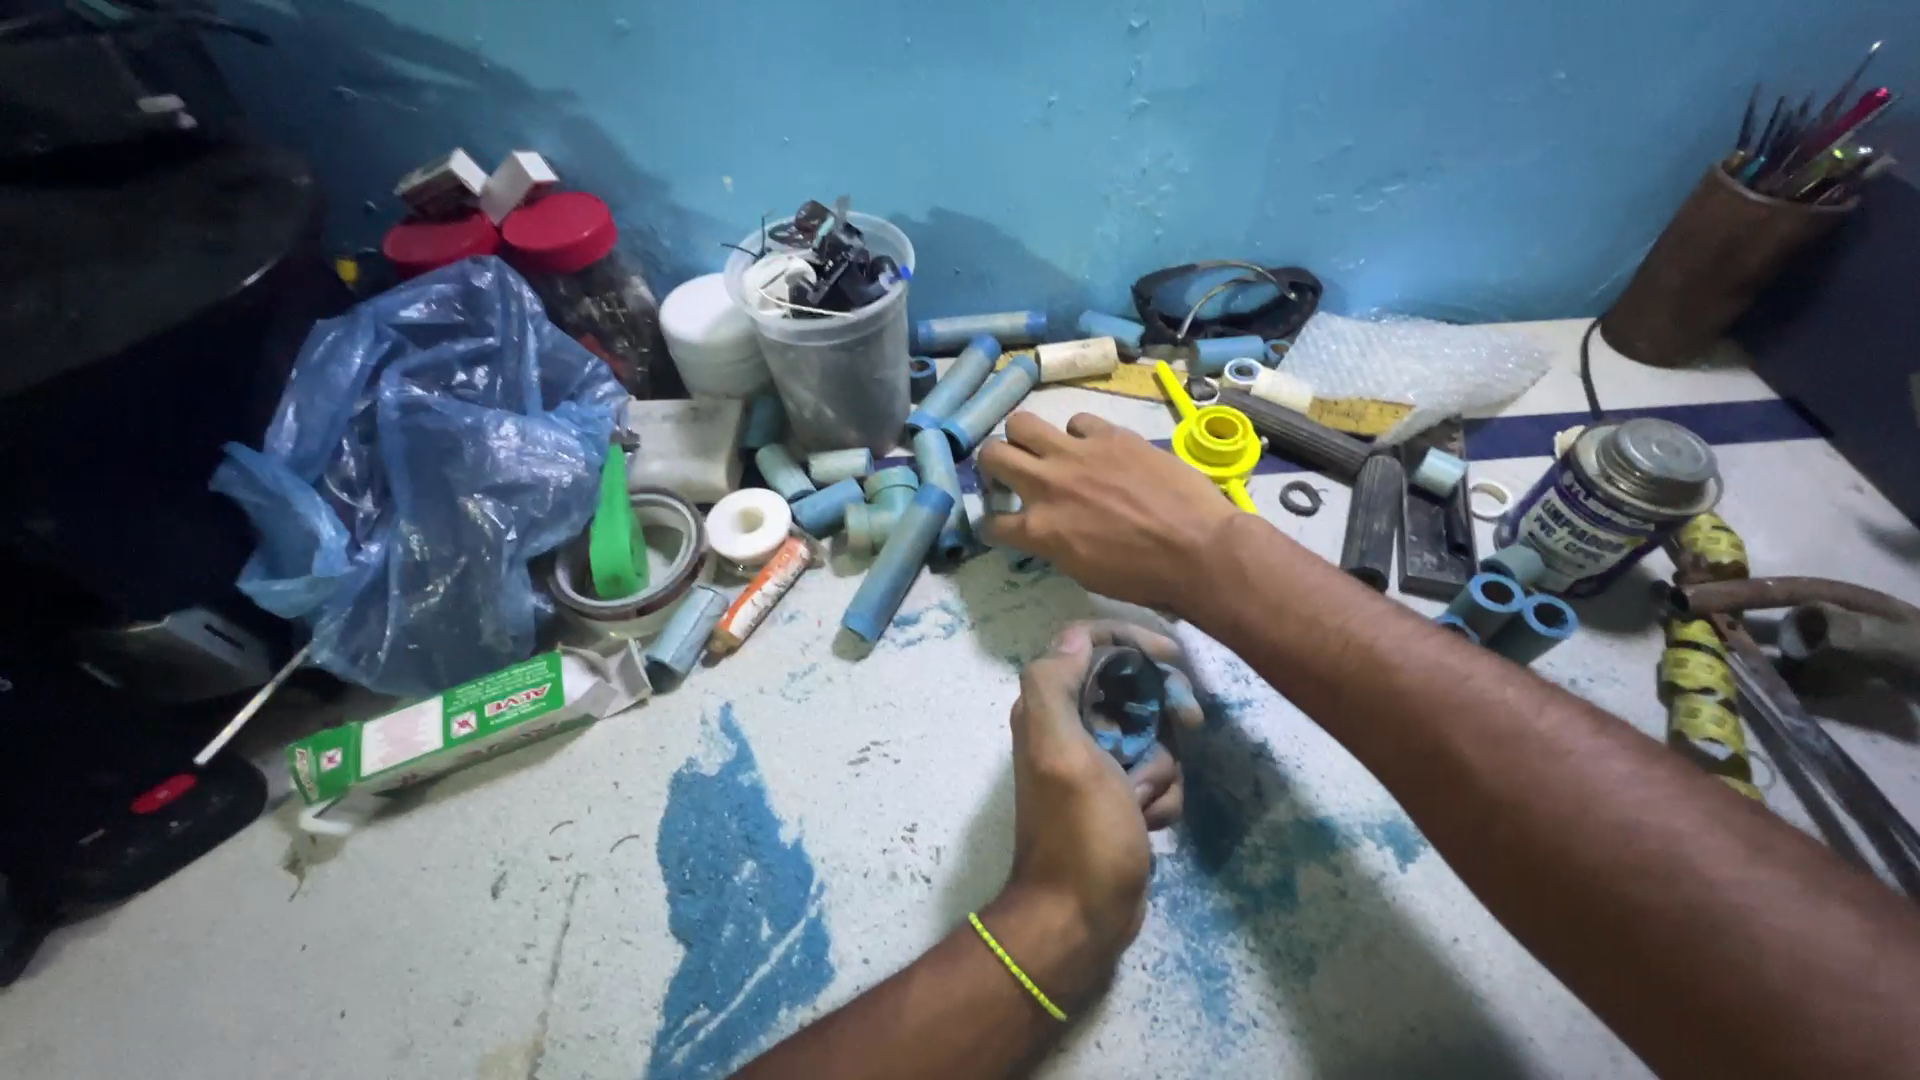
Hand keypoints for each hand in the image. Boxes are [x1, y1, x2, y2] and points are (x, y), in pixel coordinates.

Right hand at [979, 412, 1239, 614]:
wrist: (1199, 550)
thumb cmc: (1144, 578)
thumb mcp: (1083, 573)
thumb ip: (1054, 545)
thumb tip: (1048, 532)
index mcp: (1039, 530)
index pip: (991, 524)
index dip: (993, 527)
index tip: (1001, 527)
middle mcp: (1047, 485)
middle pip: (991, 454)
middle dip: (993, 467)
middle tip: (1012, 476)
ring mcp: (1077, 453)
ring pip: (1022, 422)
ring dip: (1027, 439)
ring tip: (1047, 453)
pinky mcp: (1110, 435)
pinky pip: (1078, 421)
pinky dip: (1080, 436)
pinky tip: (1096, 450)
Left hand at [1001, 621, 1204, 970]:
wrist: (1081, 916)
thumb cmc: (1078, 831)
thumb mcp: (1062, 752)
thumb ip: (1056, 684)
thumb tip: (1076, 635)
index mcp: (1048, 705)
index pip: (1087, 642)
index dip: (1131, 640)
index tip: (1173, 657)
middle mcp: (1068, 724)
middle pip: (1128, 684)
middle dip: (1161, 708)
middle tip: (1189, 722)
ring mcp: (1095, 760)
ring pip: (1151, 731)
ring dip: (1161, 763)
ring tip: (1146, 799)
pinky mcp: (1118, 792)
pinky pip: (1156, 772)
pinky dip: (1161, 793)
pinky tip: (1150, 821)